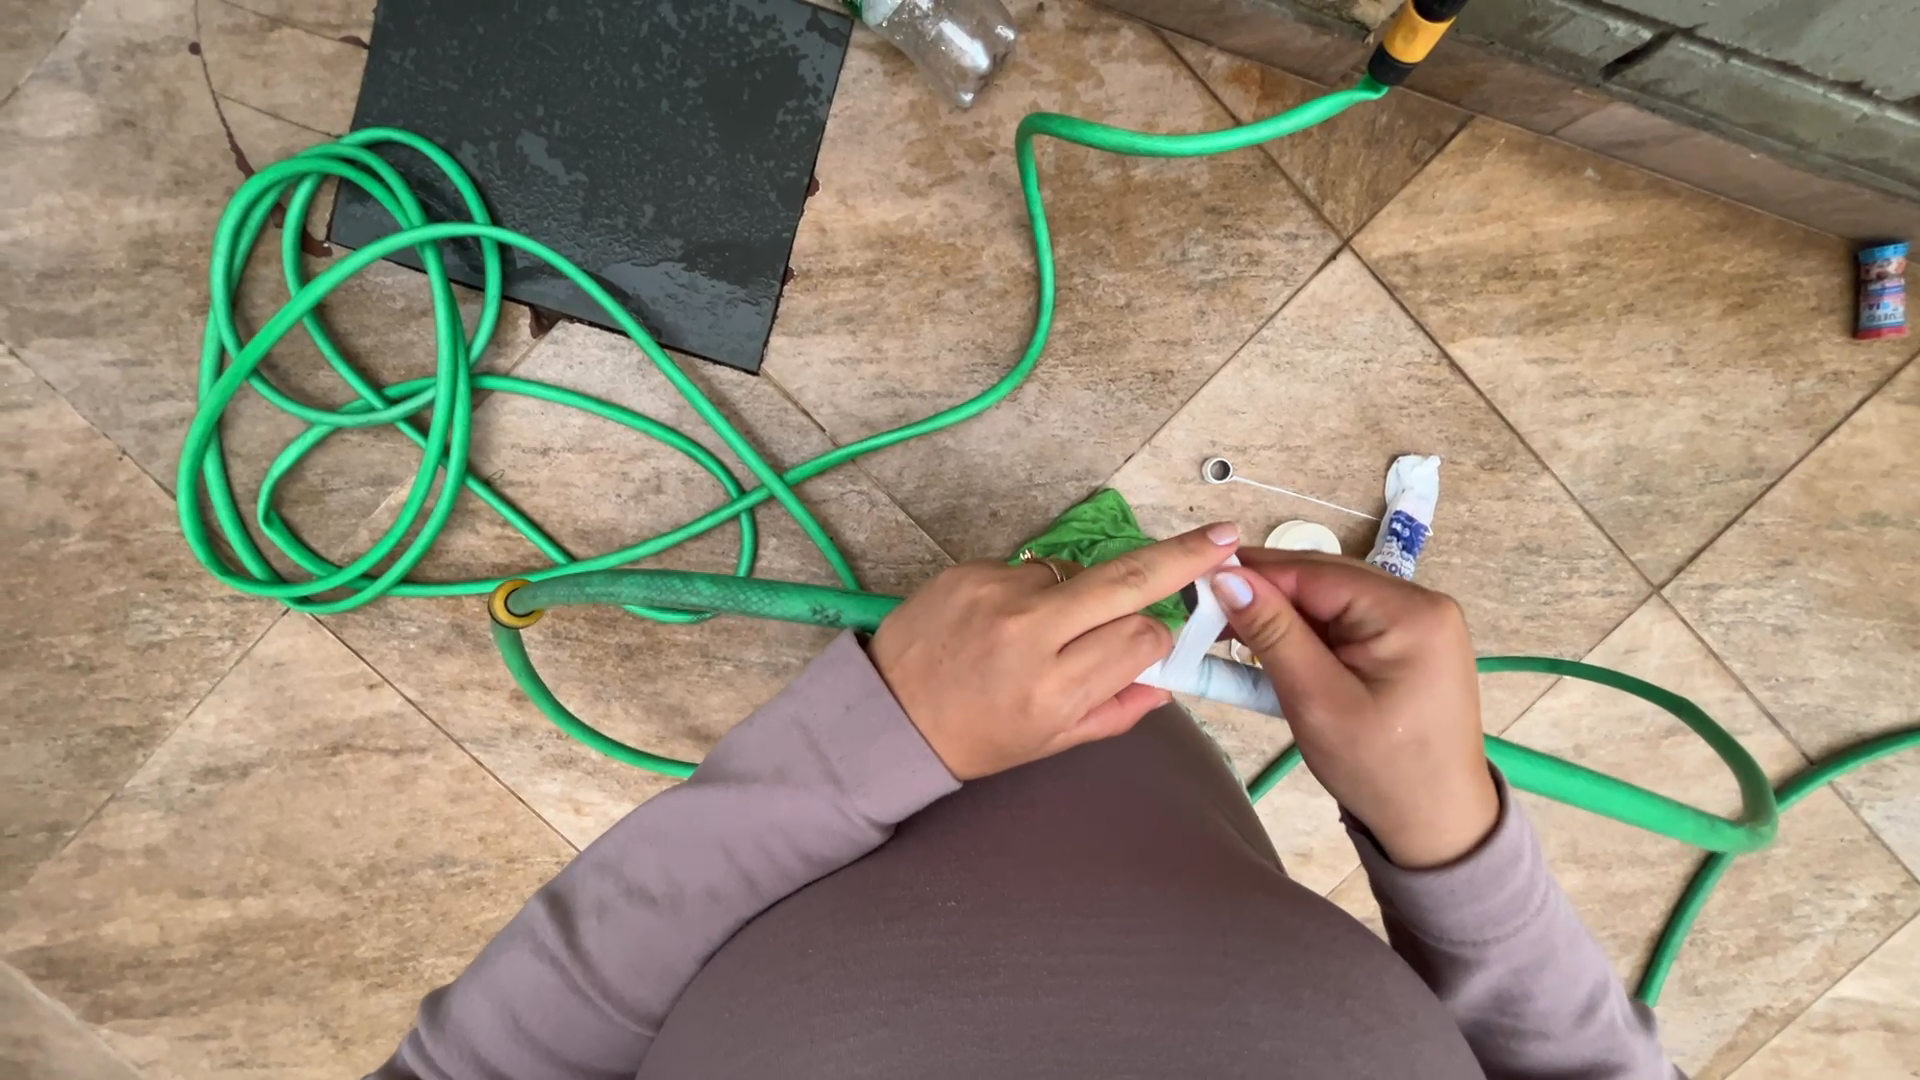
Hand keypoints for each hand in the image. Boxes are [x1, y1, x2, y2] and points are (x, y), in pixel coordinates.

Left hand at [869, 523, 1241, 779]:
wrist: (886, 711)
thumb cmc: (975, 738)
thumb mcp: (1050, 743)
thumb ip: (1115, 710)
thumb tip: (1166, 680)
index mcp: (1055, 687)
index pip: (1140, 637)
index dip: (1153, 639)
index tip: (1151, 640)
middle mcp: (1031, 631)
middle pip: (1125, 579)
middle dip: (1181, 556)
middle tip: (1220, 534)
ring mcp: (997, 592)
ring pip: (1076, 574)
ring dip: (1081, 593)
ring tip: (1044, 629)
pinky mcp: (969, 569)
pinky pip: (1029, 571)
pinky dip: (1034, 591)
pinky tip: (1007, 619)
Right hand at [1211, 551, 1497, 868]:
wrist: (1438, 825)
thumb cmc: (1377, 768)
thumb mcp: (1315, 699)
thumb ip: (1272, 632)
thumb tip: (1226, 576)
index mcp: (1410, 612)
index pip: (1313, 572)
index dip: (1253, 575)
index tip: (1198, 586)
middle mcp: (1420, 602)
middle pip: (1322, 577)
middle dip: (1264, 591)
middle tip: (1206, 609)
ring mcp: (1417, 620)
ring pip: (1328, 596)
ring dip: (1279, 610)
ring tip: (1231, 629)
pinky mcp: (1405, 640)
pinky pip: (1342, 617)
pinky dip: (1302, 627)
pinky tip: (1271, 642)